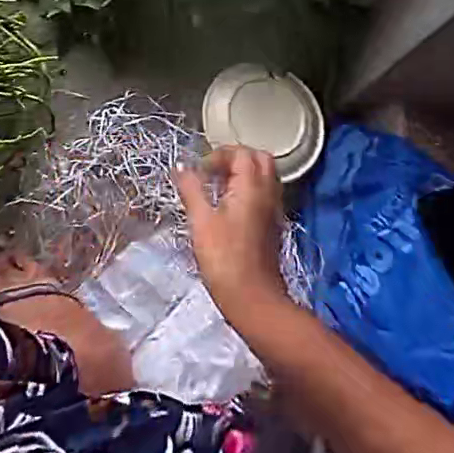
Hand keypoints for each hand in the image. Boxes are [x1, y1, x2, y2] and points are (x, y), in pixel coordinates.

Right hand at [175, 145, 290, 322]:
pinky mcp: (272, 226)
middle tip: (212, 172)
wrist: (253, 300)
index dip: (218, 155)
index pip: (241, 152)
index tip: (200, 171)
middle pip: (258, 159)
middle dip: (235, 158)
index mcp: (252, 186)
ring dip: (243, 174)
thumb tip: (180, 166)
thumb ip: (191, 189)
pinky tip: (228, 208)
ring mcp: (273, 210)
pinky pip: (264, 194)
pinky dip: (248, 190)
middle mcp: (268, 192)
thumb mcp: (200, 221)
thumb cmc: (225, 259)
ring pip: (264, 176)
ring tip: (217, 188)